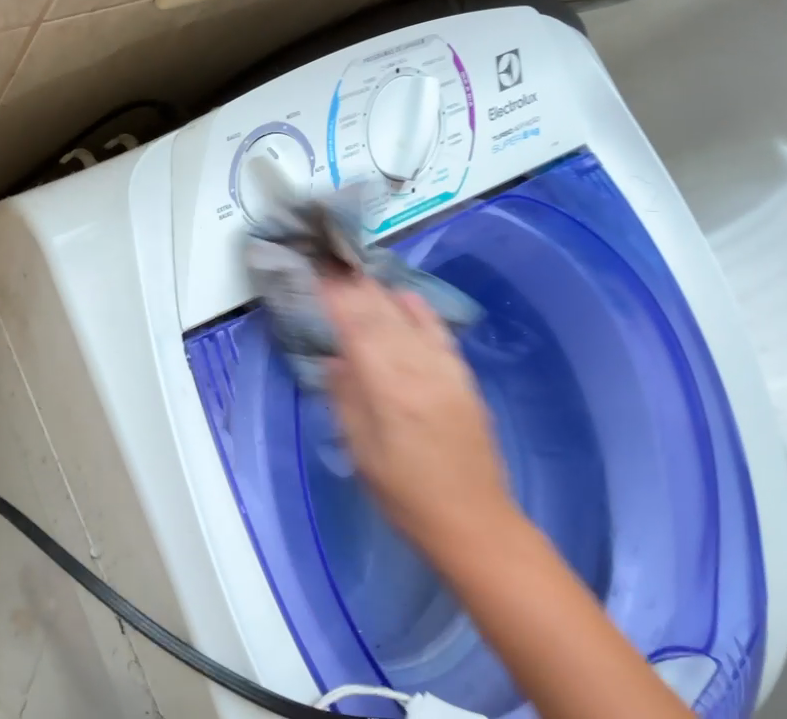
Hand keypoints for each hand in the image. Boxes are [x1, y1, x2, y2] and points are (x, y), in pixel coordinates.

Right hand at [318, 270, 519, 562]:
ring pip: (408, 319)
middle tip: (327, 264)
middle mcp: (419, 371)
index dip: (334, 298)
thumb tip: (334, 359)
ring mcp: (445, 372)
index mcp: (388, 389)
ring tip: (354, 273)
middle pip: (381, 316)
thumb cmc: (404, 494)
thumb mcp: (360, 450)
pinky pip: (439, 334)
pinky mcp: (463, 379)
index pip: (356, 328)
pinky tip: (404, 296)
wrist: (473, 522)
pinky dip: (419, 310)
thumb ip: (346, 398)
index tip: (312, 275)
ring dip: (379, 293)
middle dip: (352, 287)